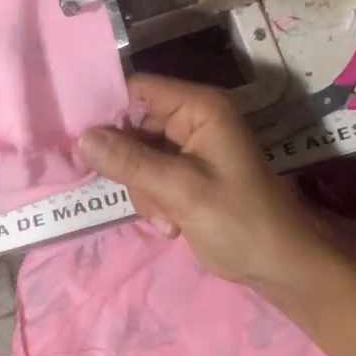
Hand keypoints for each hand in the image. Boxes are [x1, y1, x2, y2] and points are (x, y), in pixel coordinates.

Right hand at [78, 74, 339, 293]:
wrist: (277, 265)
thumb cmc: (239, 219)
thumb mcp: (181, 189)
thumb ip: (131, 162)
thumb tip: (82, 137)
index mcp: (199, 107)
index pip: (138, 90)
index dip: (108, 109)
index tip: (78, 137)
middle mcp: (190, 119)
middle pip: (131, 124)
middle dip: (128, 163)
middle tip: (141, 192)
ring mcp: (185, 149)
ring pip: (133, 156)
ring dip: (142, 190)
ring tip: (168, 215)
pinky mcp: (180, 175)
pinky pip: (144, 177)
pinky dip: (151, 202)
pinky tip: (172, 224)